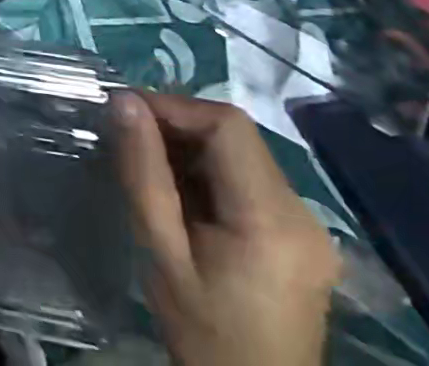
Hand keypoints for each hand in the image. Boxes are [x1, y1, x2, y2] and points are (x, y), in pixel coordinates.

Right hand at [113, 91, 339, 365]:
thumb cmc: (202, 327)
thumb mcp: (160, 248)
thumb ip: (143, 171)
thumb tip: (122, 101)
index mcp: (272, 219)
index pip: (228, 126)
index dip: (173, 105)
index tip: (122, 111)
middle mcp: (302, 213)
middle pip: (236, 136)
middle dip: (175, 123)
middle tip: (123, 134)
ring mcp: (306, 225)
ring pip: (241, 153)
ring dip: (188, 145)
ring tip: (143, 162)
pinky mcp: (299, 235)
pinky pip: (247, 178)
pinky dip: (205, 169)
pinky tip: (175, 190)